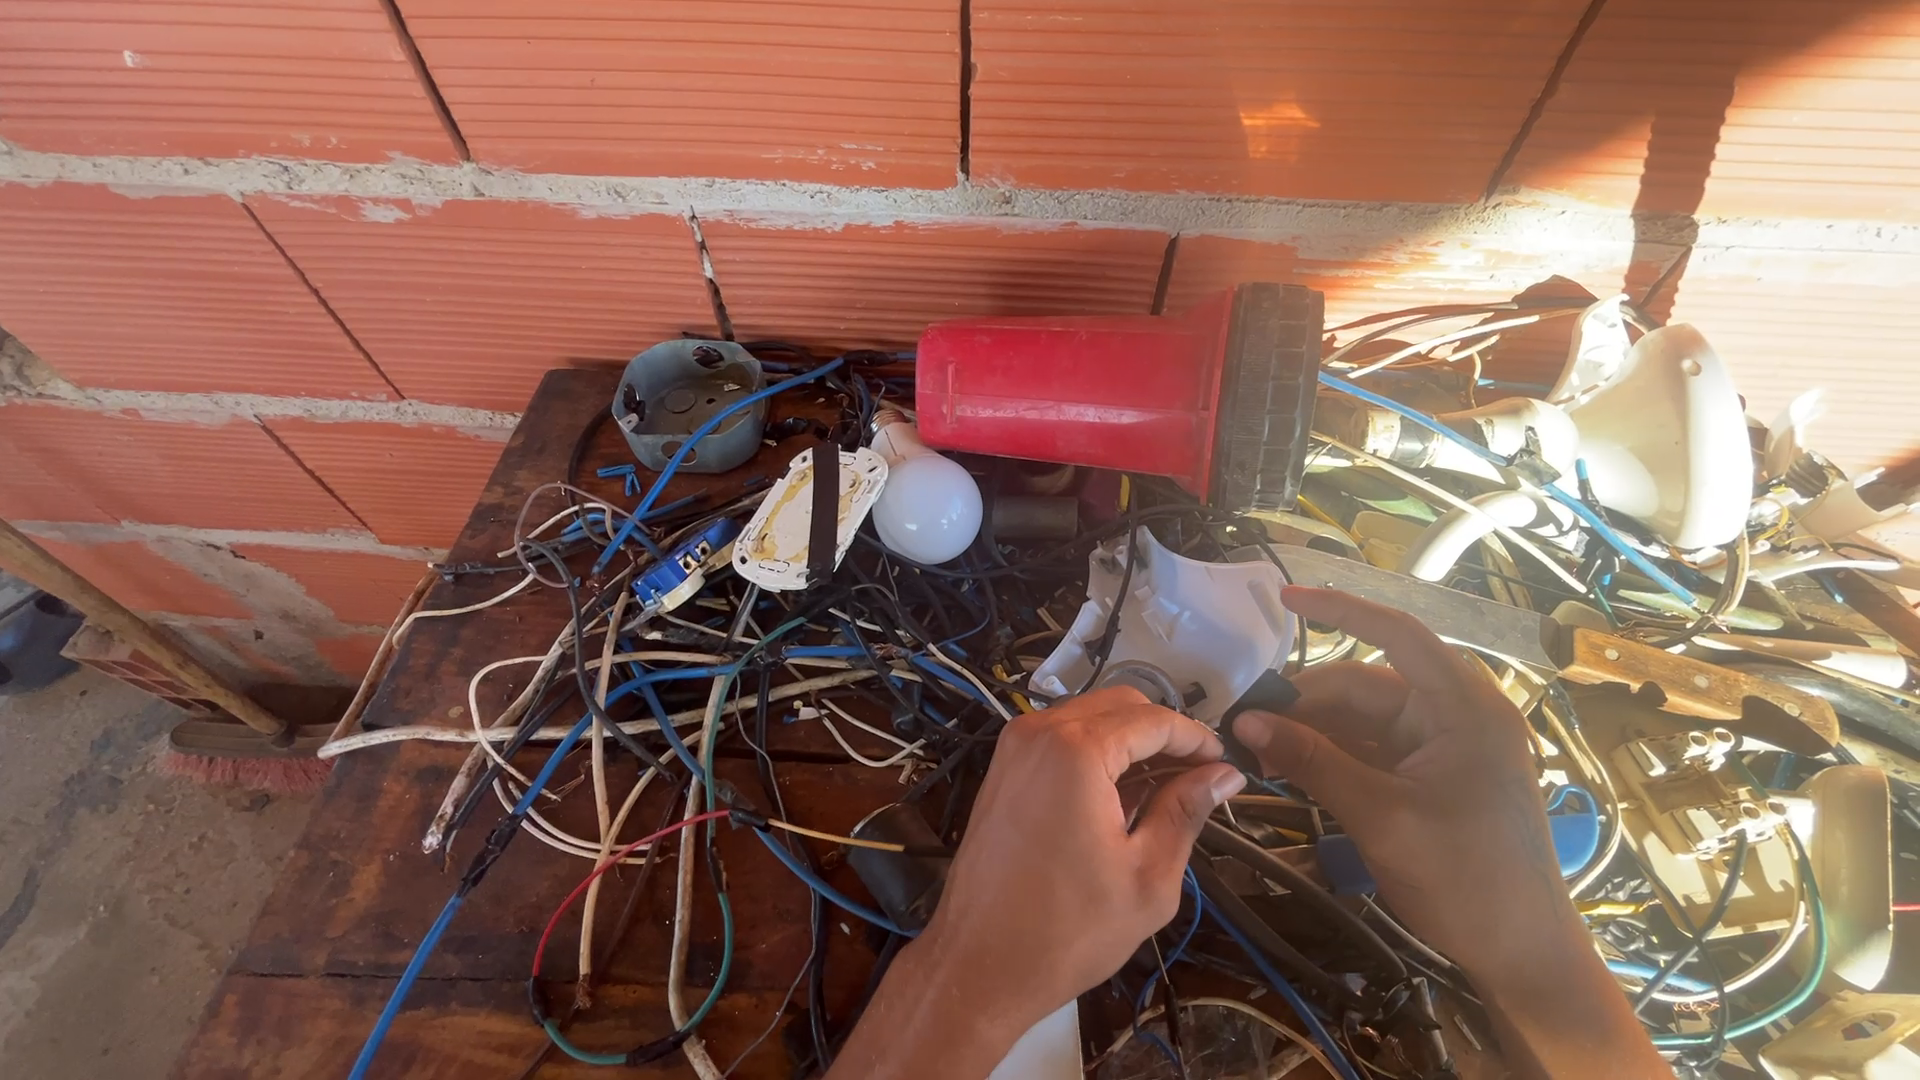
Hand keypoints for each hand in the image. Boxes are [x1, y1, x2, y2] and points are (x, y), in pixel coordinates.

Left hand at [828, 687, 1244, 1078]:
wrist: (980, 961)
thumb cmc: (1069, 928)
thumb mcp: (1147, 875)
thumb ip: (1186, 810)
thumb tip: (1226, 773)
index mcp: (1076, 749)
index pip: (1152, 720)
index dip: (1196, 737)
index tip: (1226, 764)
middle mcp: (1040, 730)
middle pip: (1119, 705)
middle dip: (1163, 732)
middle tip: (1198, 775)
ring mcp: (1015, 745)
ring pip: (1089, 715)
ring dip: (1130, 739)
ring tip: (1165, 787)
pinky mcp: (1004, 765)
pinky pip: (1061, 736)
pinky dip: (1096, 750)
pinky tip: (1120, 792)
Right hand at [1232, 585, 1562, 980]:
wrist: (1522, 958)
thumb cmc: (1466, 879)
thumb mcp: (1380, 815)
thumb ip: (1311, 760)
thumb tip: (1244, 721)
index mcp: (1464, 709)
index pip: (1398, 635)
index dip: (1340, 609)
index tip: (1283, 597)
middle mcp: (1452, 714)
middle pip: (1362, 685)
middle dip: (1302, 701)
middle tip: (1245, 722)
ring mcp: (1438, 745)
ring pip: (1356, 717)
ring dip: (1307, 730)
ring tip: (1256, 750)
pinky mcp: (1423, 774)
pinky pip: (1363, 747)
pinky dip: (1324, 752)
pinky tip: (1284, 765)